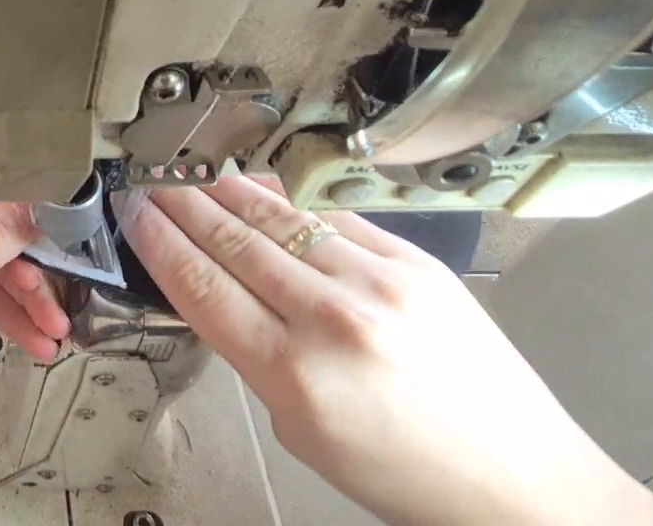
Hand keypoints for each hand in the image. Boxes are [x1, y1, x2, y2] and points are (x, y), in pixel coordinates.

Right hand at [119, 173, 652, 525]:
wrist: (521, 482)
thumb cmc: (398, 472)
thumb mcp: (297, 428)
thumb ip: (251, 350)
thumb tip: (215, 279)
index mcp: (294, 377)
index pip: (201, 286)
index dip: (158, 241)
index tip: (131, 212)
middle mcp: (333, 320)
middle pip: (232, 241)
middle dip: (181, 203)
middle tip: (148, 178)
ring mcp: (379, 283)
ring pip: (277, 218)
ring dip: (224, 190)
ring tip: (190, 170)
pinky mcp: (416, 262)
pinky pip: (330, 216)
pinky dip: (284, 198)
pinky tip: (255, 184)